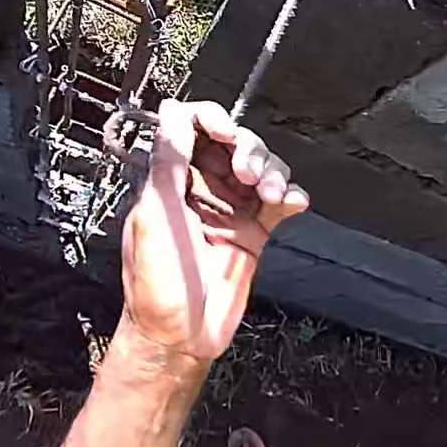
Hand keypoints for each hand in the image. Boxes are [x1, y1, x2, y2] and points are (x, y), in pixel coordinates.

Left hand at [119, 100, 308, 363]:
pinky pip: (280, 201)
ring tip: (271, 194)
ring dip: (273, 172)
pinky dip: (291, 195)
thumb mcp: (155, 214)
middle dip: (248, 149)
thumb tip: (171, 110)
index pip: (193, 127)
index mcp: (170, 179)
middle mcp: (201, 188)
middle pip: (234, 142)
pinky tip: (292, 203)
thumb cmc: (156, 284)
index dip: (213, 120)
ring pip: (262, 167)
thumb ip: (167, 160)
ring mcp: (230, 208)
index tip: (228, 134)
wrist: (180, 336)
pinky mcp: (254, 231)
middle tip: (248, 174)